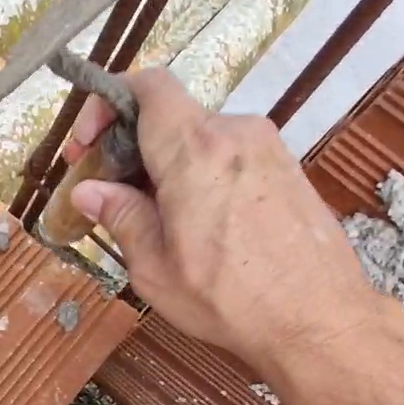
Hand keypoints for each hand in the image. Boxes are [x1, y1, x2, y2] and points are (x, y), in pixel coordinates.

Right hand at [63, 67, 403, 374]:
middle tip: (105, 192)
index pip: (148, 87)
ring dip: (162, 167)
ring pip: (197, 139)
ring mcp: (266, 147)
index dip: (108, 102)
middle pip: (169, 117)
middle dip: (128, 148)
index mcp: (195, 152)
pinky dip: (196, 176)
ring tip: (147, 219)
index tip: (87, 143)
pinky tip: (188, 223)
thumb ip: (121, 217)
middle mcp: (235, 134)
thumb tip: (88, 191)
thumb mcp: (154, 268)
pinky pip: (225, 156)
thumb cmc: (229, 299)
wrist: (316, 317)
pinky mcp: (283, 167)